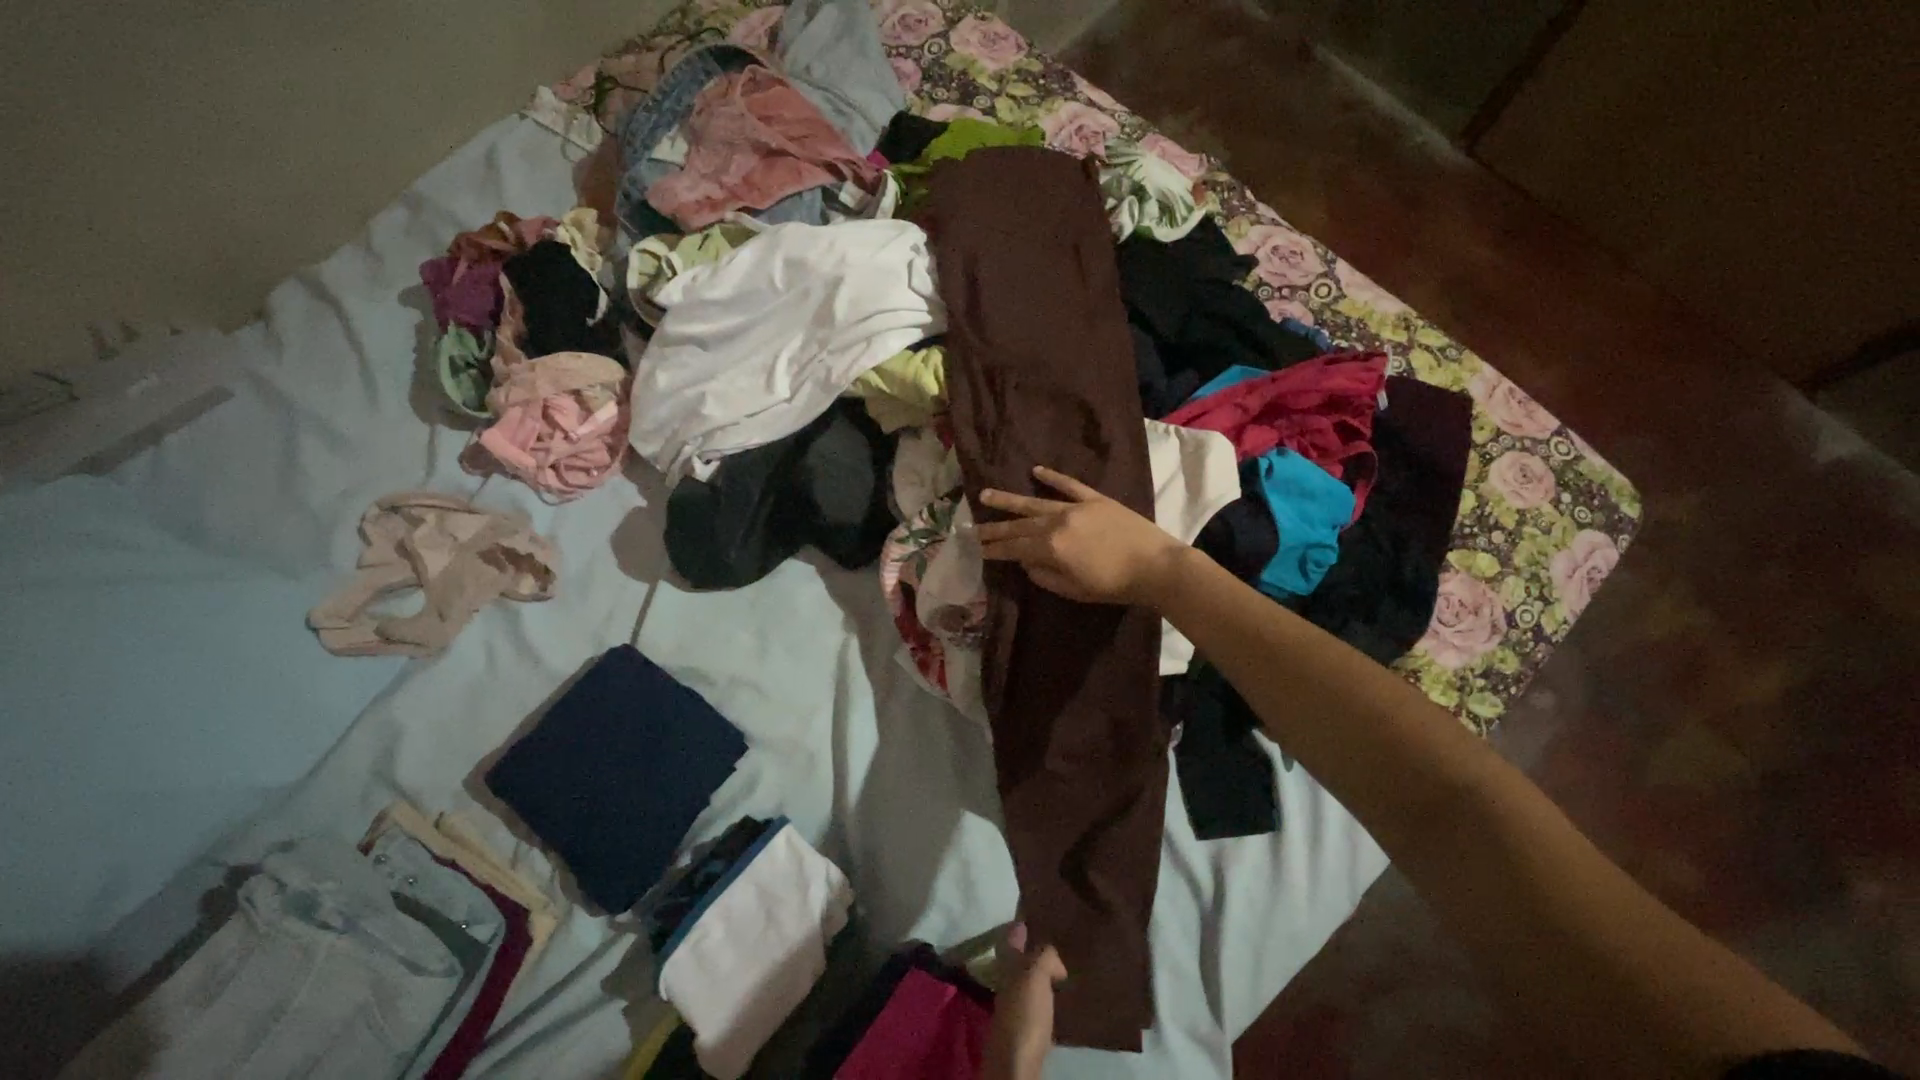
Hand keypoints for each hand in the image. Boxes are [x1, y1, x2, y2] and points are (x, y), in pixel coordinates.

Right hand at [976, 465, 1186, 606]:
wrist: (1156, 566)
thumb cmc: (1114, 586)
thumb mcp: (1074, 590)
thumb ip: (1045, 576)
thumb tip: (1027, 564)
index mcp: (1051, 548)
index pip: (1015, 547)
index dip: (995, 550)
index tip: (976, 549)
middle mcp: (1057, 523)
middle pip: (1019, 524)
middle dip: (994, 527)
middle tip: (971, 527)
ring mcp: (1076, 507)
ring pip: (1036, 501)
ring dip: (1010, 500)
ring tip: (986, 495)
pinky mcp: (1096, 499)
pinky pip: (1070, 485)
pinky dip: (1053, 477)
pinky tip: (1036, 470)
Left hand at [982, 923, 1066, 1079]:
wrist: (1018, 1066)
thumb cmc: (1024, 1015)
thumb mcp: (1033, 976)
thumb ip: (1042, 957)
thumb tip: (1054, 958)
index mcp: (1007, 968)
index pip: (1010, 940)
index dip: (1018, 928)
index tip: (1032, 916)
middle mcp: (1009, 985)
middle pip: (1019, 962)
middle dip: (1033, 951)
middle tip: (1057, 941)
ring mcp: (1017, 1009)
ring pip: (1030, 984)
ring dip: (1044, 976)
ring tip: (1067, 969)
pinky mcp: (1029, 1031)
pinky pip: (1040, 1006)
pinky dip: (1050, 999)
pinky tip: (1065, 1000)